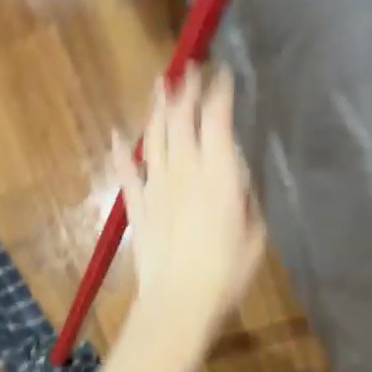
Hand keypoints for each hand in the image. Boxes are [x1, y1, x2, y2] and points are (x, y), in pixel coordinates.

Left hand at [111, 65, 265, 340]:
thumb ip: (245, 201)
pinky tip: (117, 136)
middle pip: (181, 119)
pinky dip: (120, 152)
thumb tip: (237, 183)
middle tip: (191, 68)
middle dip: (187, 90)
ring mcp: (156, 187)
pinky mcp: (137, 207)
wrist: (178, 302)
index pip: (217, 120)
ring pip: (154, 137)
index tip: (223, 74)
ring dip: (157, 108)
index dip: (219, 93)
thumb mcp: (254, 235)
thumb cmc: (226, 274)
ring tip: (160, 85)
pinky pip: (126, 172)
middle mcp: (184, 170)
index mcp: (218, 174)